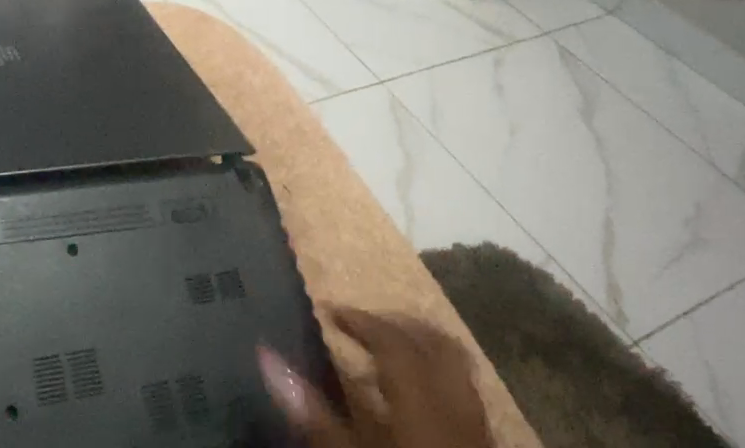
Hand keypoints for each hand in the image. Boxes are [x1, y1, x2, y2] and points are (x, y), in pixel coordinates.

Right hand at [258, 306, 492, 447]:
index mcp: (423, 402)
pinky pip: (463, 399)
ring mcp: (478, 432)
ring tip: (384, 359)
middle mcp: (457, 405)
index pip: (394, 341)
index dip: (361, 321)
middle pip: (438, 345)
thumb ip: (312, 413)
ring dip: (422, 353)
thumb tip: (266, 357)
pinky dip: (435, 384)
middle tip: (362, 325)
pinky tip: (411, 406)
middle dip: (400, 326)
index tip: (329, 312)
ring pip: (457, 371)